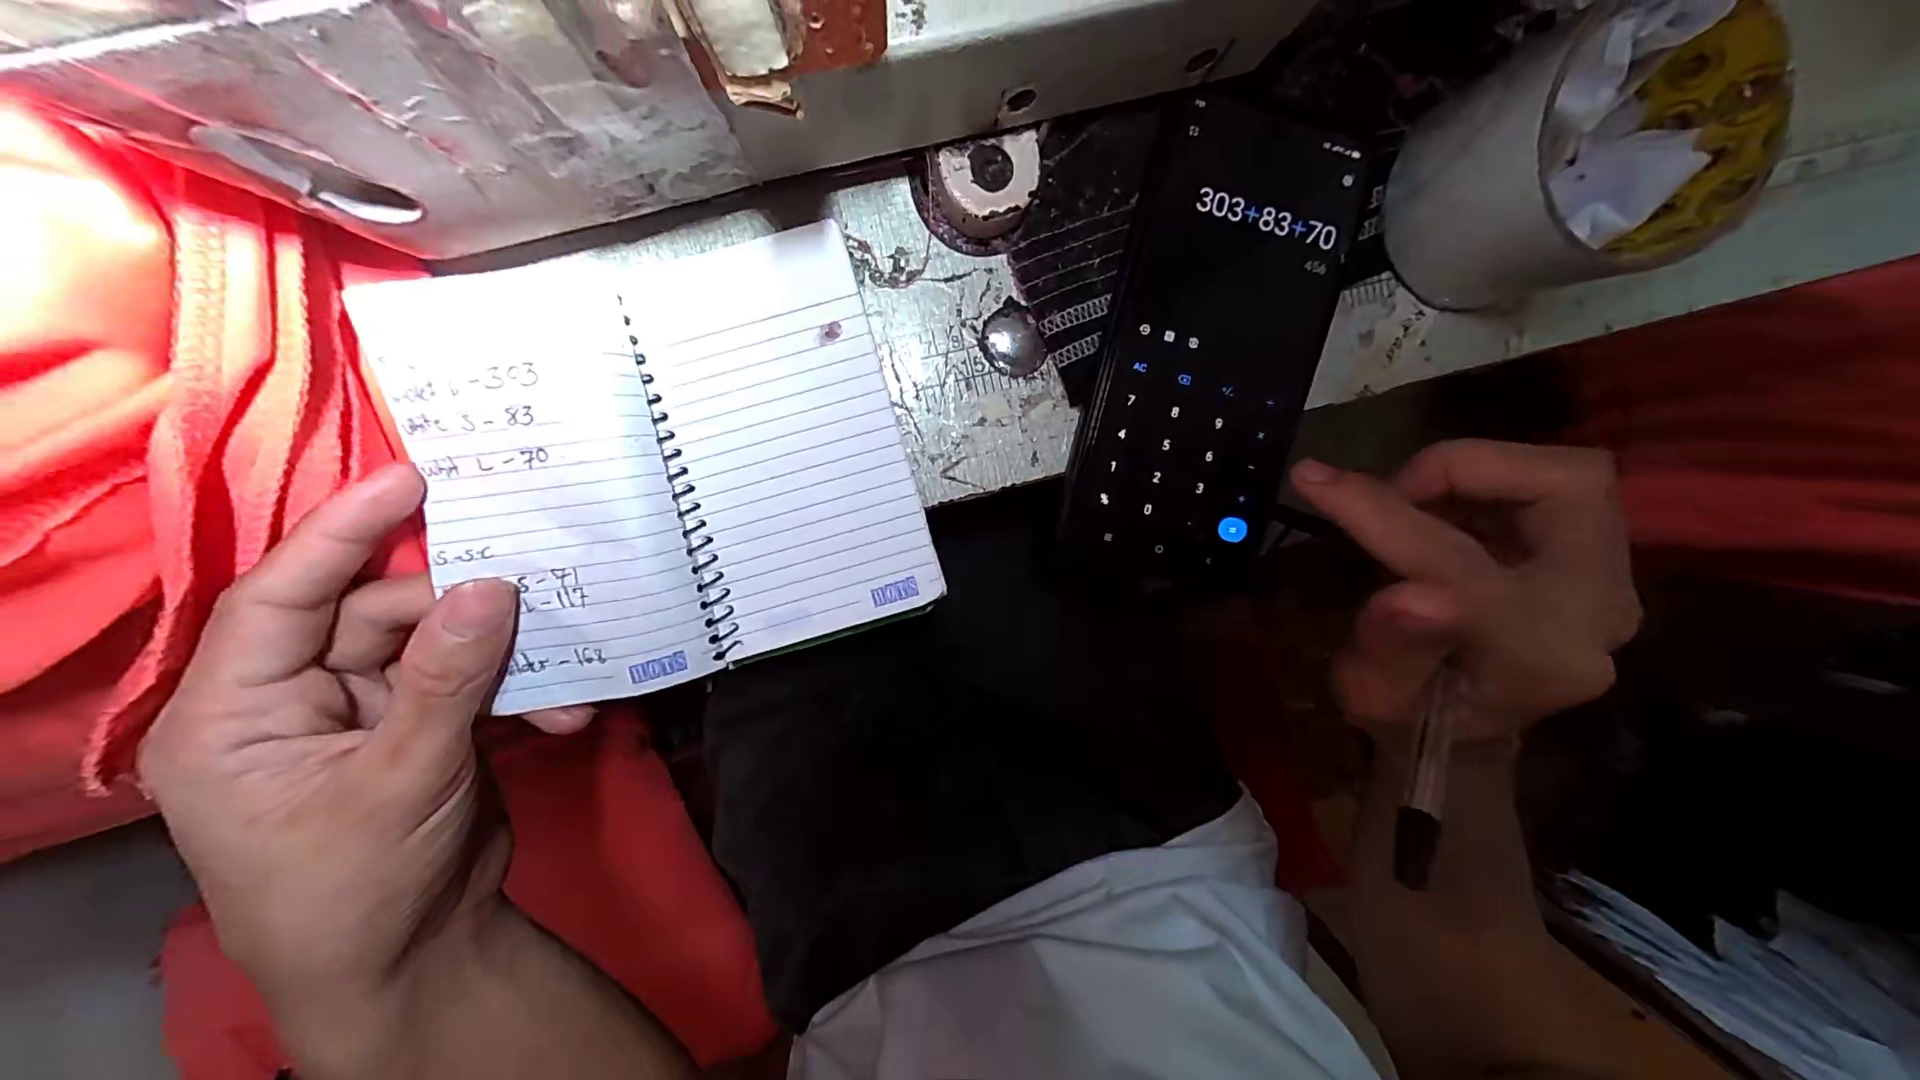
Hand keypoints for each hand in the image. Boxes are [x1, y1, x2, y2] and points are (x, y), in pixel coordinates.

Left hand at [137, 465, 590, 1068]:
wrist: (415, 955)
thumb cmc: (360, 882)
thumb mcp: (404, 777)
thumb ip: (446, 677)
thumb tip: (493, 585)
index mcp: (240, 711)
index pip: (283, 596)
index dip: (344, 532)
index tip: (413, 478)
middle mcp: (298, 696)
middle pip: (384, 615)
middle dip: (465, 614)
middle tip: (538, 597)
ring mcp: (368, 709)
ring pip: (444, 645)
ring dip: (511, 660)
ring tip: (564, 678)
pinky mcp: (426, 724)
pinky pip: (476, 679)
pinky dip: (523, 690)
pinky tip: (566, 712)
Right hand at [1291, 440, 1640, 743]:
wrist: (1462, 732)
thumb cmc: (1409, 717)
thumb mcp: (1376, 697)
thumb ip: (1393, 649)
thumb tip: (1406, 594)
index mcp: (1533, 660)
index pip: (1459, 564)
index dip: (1382, 515)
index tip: (1314, 479)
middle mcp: (1596, 613)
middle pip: (1566, 486)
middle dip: (1462, 468)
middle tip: (1390, 492)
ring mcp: (1609, 582)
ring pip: (1565, 475)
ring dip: (1473, 472)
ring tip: (1409, 505)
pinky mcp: (1598, 560)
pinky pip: (1552, 487)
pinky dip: (1484, 483)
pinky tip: (1438, 514)